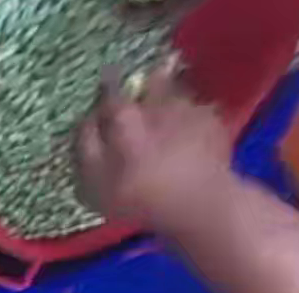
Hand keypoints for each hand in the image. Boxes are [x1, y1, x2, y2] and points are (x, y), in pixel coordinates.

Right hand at [77, 68, 237, 234]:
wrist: (196, 202)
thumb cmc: (135, 198)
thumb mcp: (94, 183)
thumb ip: (86, 151)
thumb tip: (84, 125)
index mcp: (129, 125)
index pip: (113, 99)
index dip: (106, 91)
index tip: (101, 85)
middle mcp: (161, 110)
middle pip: (151, 87)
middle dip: (142, 86)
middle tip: (134, 92)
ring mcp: (191, 113)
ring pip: (174, 96)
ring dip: (163, 99)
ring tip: (155, 112)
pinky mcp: (213, 122)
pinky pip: (194, 109)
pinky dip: (182, 114)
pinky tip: (177, 130)